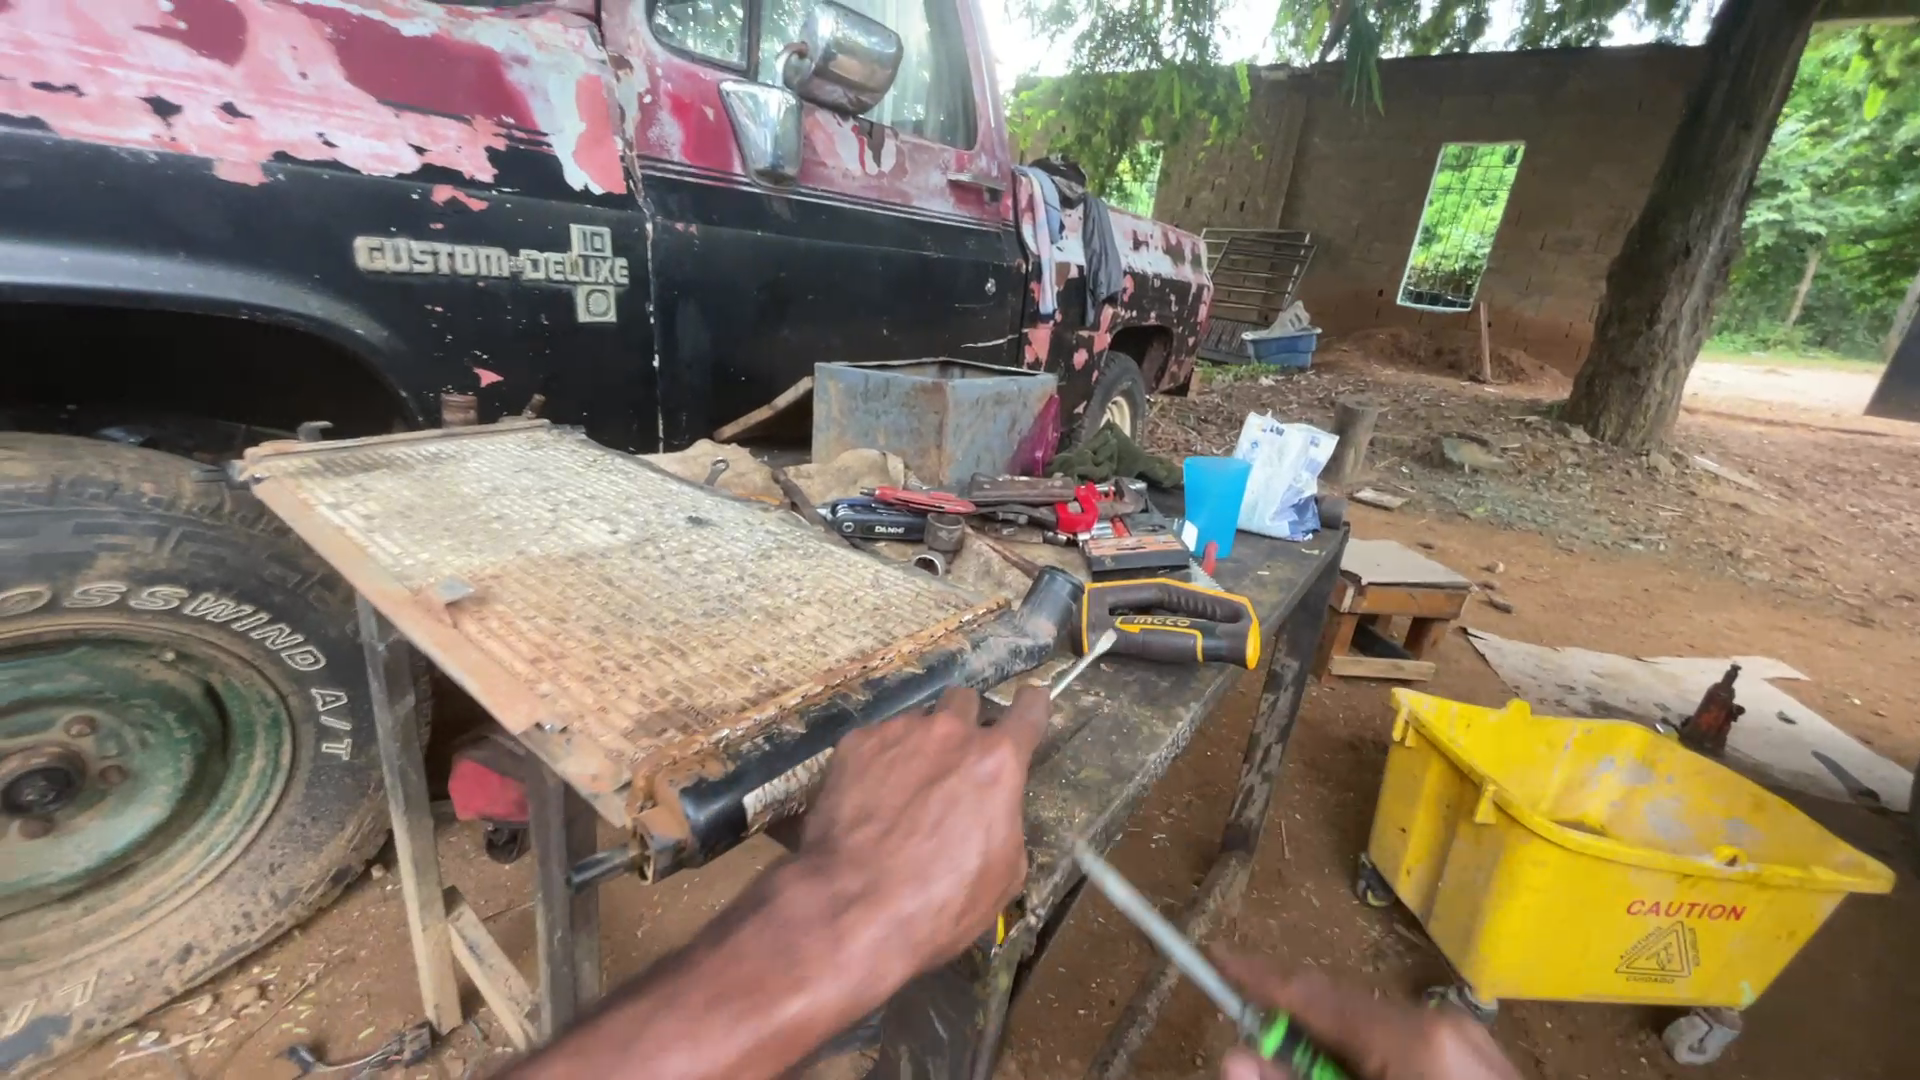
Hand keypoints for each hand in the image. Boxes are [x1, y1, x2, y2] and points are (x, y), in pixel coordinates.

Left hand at [794, 684, 1048, 983]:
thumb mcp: (1004, 872)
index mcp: (996, 761)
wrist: (854, 907)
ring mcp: (899, 732)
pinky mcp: (856, 743)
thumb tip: (991, 809)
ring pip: (918, 721)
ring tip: (904, 789)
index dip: (1033, 704)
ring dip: (920, 744)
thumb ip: (1004, 819)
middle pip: (965, 700)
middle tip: (956, 757)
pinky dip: (879, 762)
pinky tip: (868, 800)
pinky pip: (876, 741)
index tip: (1032, 700)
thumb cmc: (942, 902)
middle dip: (965, 723)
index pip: (1028, 711)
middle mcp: (950, 733)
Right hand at [1212, 954, 1520, 1079]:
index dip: (1255, 975)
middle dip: (1294, 1030)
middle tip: (1260, 1056)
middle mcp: (1441, 1023)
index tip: (1212, 957)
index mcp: (1414, 1035)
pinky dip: (1372, 1066)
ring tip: (1316, 1075)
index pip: (1309, 989)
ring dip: (1334, 1057)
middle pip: (1339, 1009)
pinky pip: (1407, 1050)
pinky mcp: (1487, 1065)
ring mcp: (1471, 1043)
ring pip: (1372, 1033)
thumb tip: (1230, 1057)